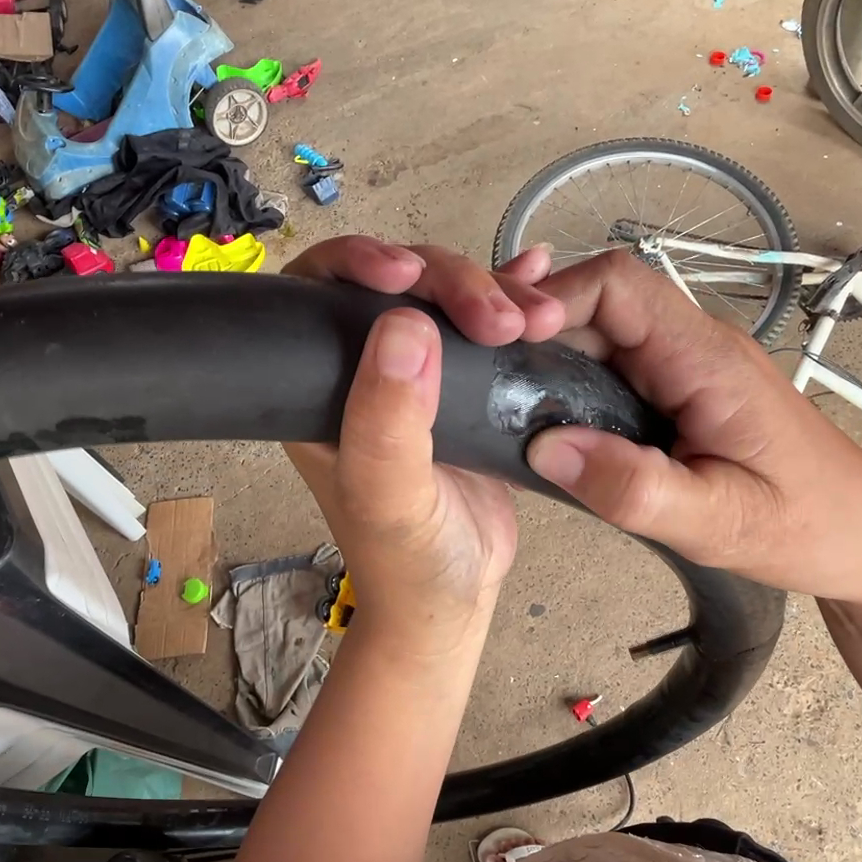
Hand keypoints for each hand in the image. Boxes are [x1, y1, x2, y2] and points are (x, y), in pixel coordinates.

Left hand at [282, 237, 561, 644]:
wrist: (456, 596)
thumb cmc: (408, 559)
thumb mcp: (389, 498)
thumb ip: (387, 422)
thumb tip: (403, 326)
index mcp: (323, 388)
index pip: (320, 296)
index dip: (357, 264)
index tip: (406, 273)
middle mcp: (365, 372)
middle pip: (398, 285)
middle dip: (449, 282)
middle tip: (500, 317)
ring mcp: (420, 376)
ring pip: (446, 299)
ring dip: (493, 291)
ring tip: (541, 315)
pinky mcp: (468, 386)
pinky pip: (485, 327)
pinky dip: (514, 297)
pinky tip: (541, 286)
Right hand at [518, 250, 861, 604]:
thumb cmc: (809, 528)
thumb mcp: (720, 523)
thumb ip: (635, 489)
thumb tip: (545, 447)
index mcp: (708, 360)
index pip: (621, 284)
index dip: (554, 298)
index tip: (505, 340)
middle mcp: (694, 348)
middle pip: (599, 300)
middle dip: (535, 324)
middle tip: (482, 372)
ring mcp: (686, 368)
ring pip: (600, 332)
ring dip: (547, 353)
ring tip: (499, 394)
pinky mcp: (679, 392)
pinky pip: (611, 367)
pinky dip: (568, 381)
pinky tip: (542, 417)